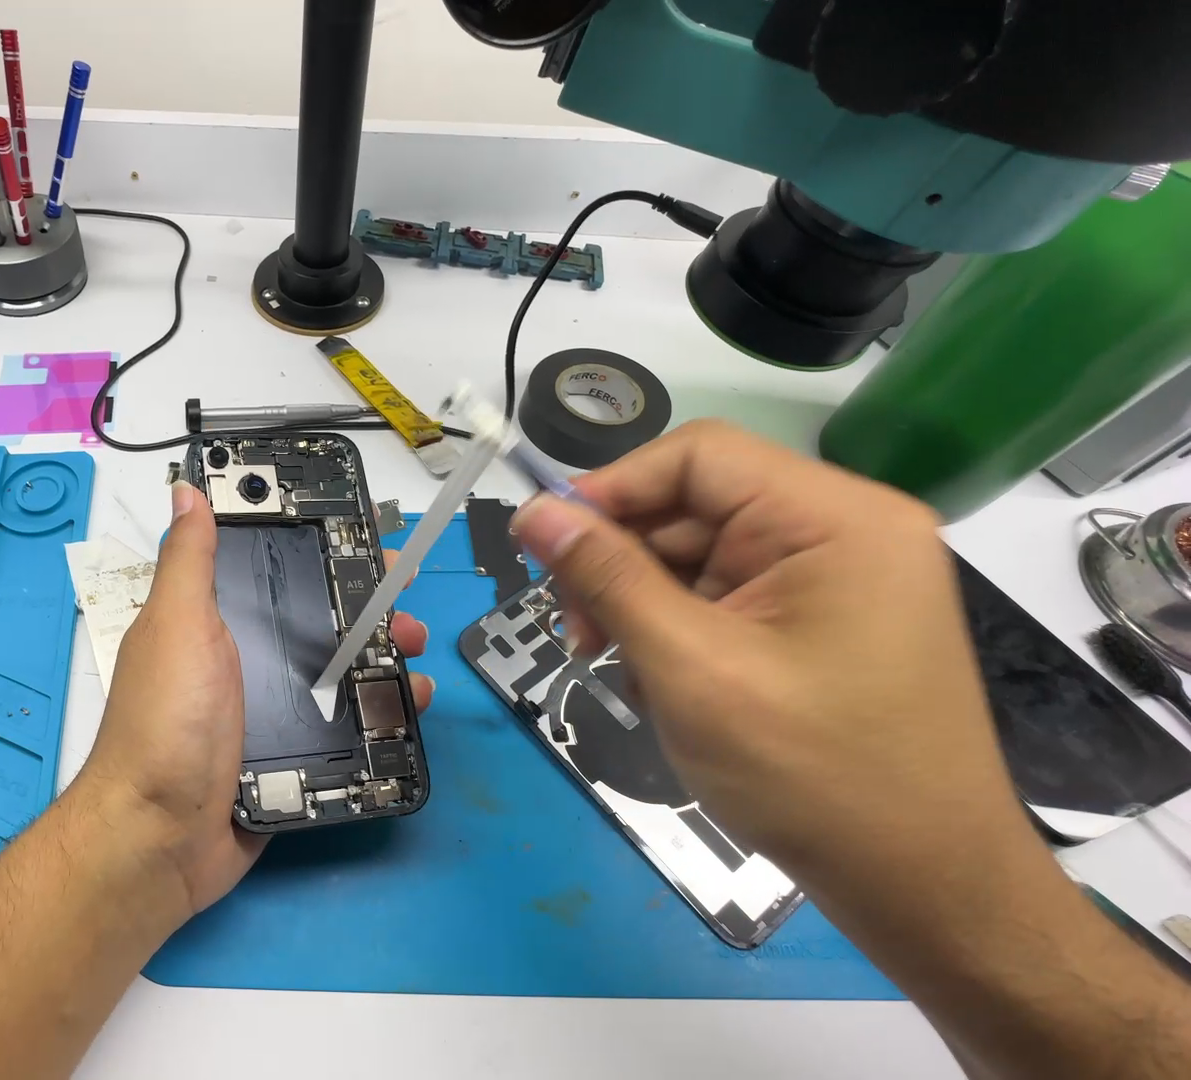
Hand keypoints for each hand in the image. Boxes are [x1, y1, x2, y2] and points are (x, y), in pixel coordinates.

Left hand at [77, 482, 431, 914]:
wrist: (161, 838)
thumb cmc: (167, 721)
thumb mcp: (176, 626)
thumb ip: (188, 561)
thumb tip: (185, 490)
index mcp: (213, 625)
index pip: (271, 572)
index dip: (315, 550)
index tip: (362, 537)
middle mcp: (242, 663)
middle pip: (314, 622)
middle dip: (364, 607)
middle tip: (405, 602)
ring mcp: (268, 712)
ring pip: (335, 673)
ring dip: (379, 657)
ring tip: (415, 654)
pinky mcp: (291, 758)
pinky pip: (343, 726)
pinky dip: (377, 712)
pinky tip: (407, 705)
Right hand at [506, 421, 1028, 882]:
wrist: (921, 887)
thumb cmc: (811, 773)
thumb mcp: (689, 667)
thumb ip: (606, 578)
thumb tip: (530, 511)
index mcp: (832, 520)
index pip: (697, 457)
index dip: (610, 489)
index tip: (545, 544)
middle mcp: (837, 531)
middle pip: (689, 504)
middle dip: (616, 557)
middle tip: (573, 628)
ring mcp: (827, 577)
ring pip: (691, 550)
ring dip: (632, 595)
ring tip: (603, 654)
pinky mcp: (811, 617)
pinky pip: (714, 591)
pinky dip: (665, 621)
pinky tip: (646, 668)